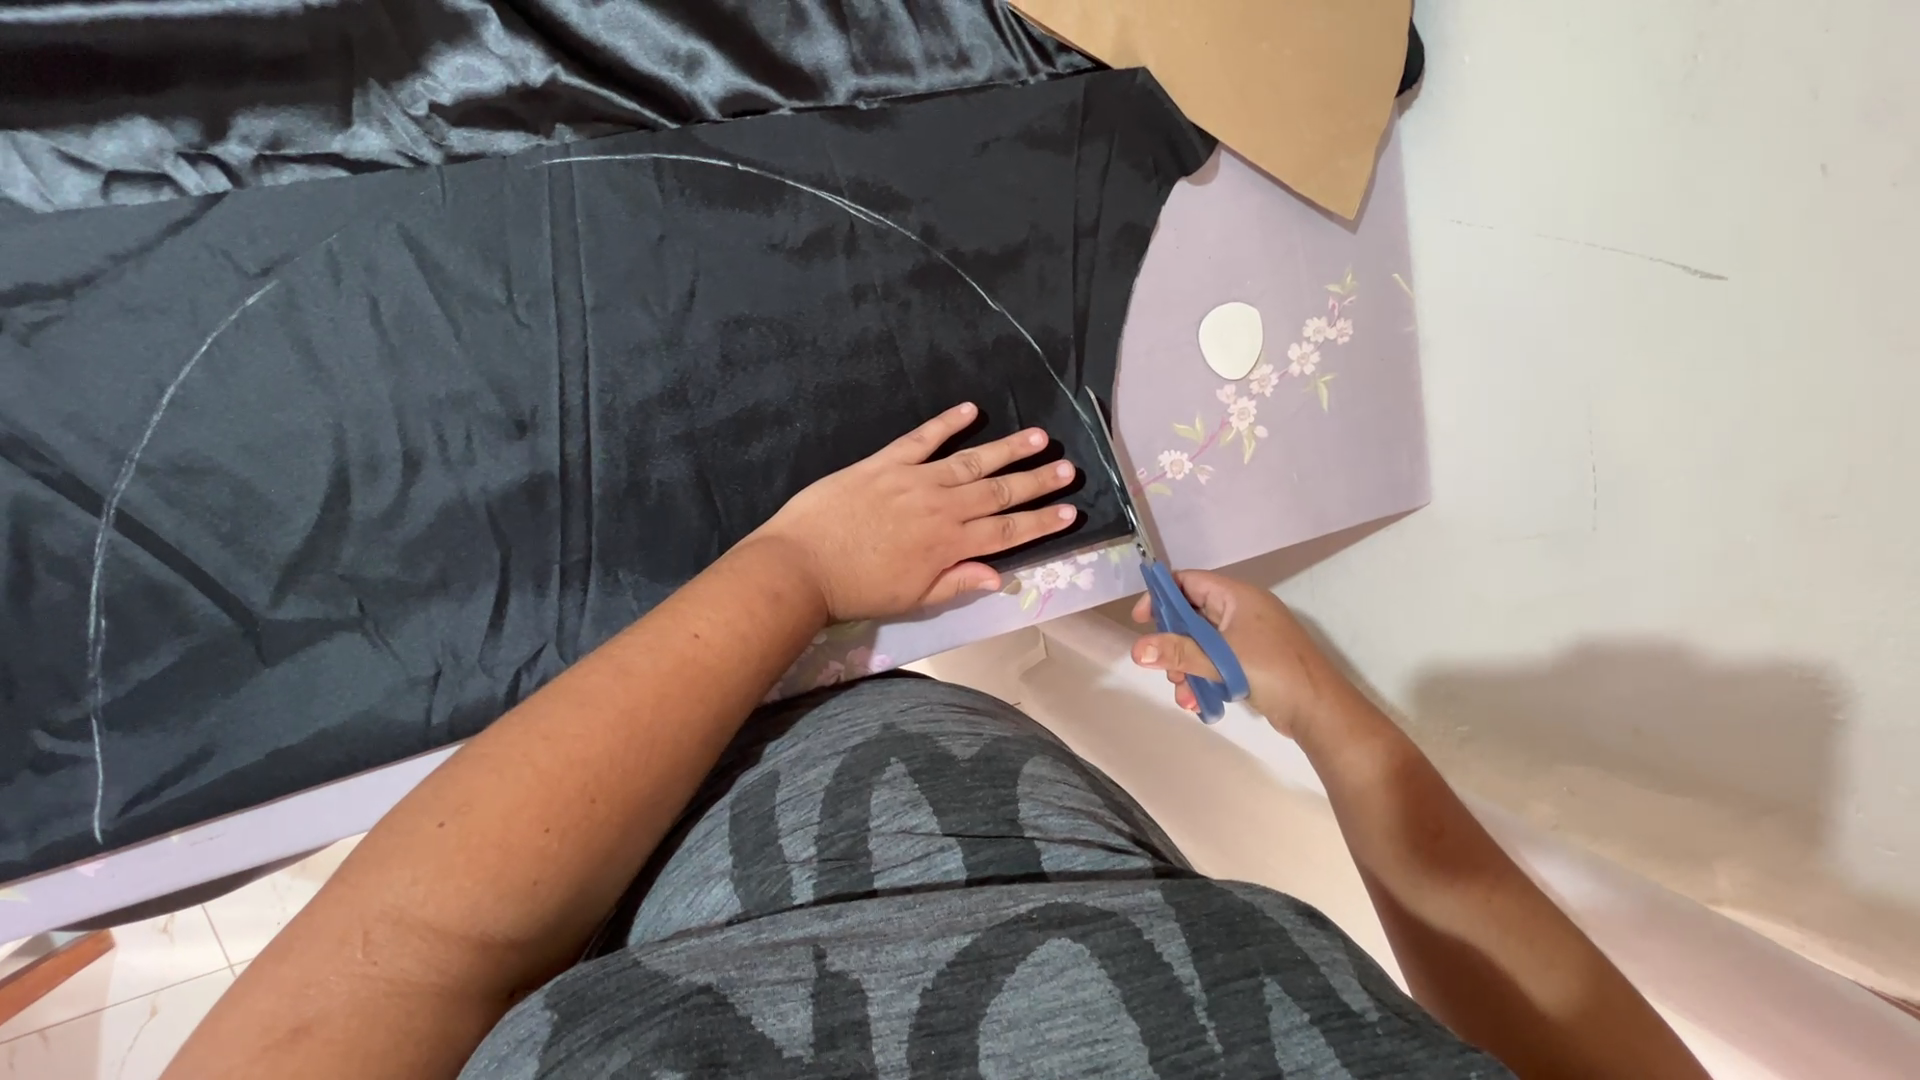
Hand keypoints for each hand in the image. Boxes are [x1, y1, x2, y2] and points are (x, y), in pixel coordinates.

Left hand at [748, 402, 1077, 620]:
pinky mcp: (886, 462)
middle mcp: (941, 507)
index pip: (1007, 532)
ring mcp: (914, 480)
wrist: (801, 565)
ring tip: (1039, 436)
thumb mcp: (912, 599)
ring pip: (971, 461)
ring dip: (1008, 449)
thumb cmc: (856, 591)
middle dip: (1037, 481)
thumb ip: (956, 583)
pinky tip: (971, 410)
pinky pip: (923, 438)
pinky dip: (947, 422)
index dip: (1041, 522)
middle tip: (1068, 468)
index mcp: (949, 545)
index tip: (1070, 511)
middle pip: (999, 492)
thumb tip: (1000, 576)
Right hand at [1129, 569, 1354, 739]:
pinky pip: (1215, 662)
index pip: (1187, 582)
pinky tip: (1198, 702)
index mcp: (1237, 597)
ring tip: (1184, 694)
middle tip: (1164, 667)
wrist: (1321, 712)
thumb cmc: (1274, 672)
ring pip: (1201, 645)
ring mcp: (1247, 637)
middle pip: (1191, 617)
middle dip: (1173, 644)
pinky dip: (1203, 678)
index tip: (1141, 621)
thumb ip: (1177, 652)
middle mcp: (1241, 611)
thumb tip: (1137, 649)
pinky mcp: (1251, 662)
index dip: (1161, 597)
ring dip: (1186, 668)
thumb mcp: (1220, 659)